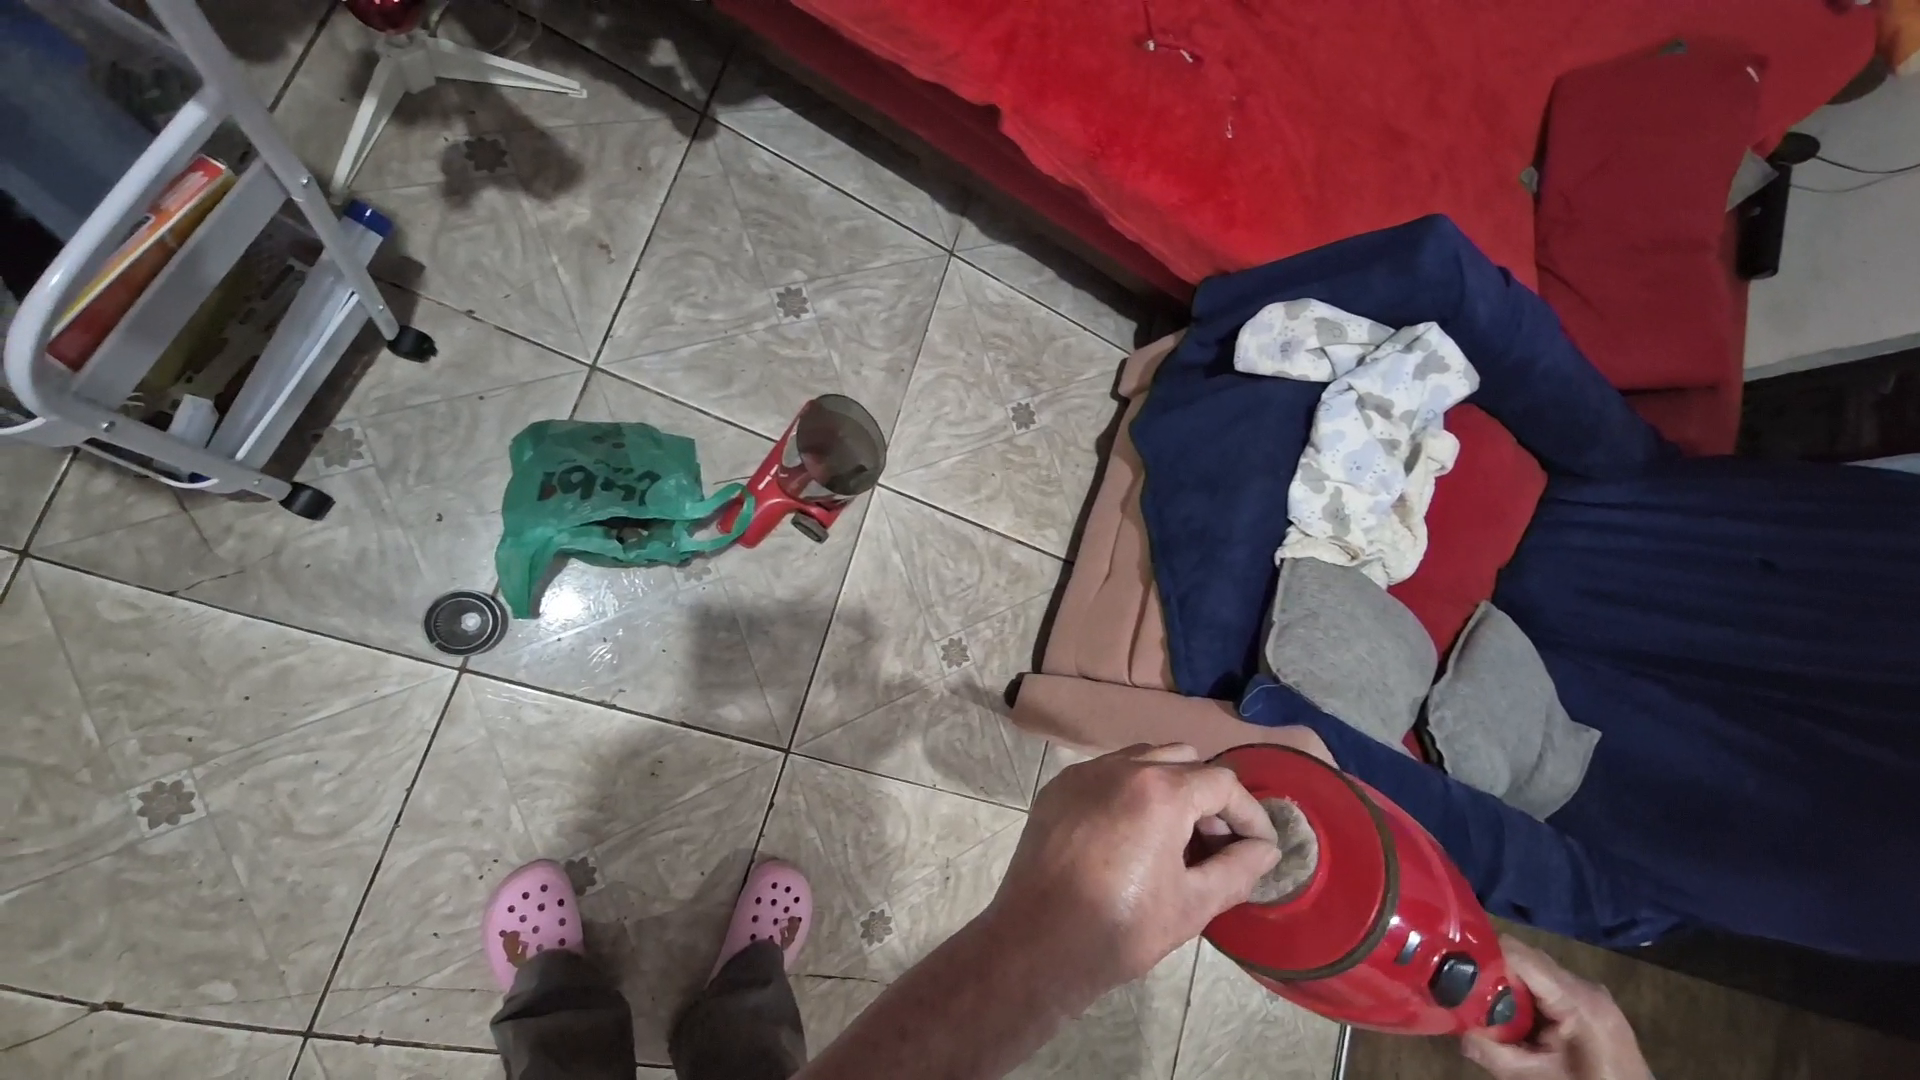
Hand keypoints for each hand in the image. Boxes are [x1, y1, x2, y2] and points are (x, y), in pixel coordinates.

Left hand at [982, 744, 1280, 1004]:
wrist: (1036, 943)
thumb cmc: (1121, 928)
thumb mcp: (1192, 905)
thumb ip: (1237, 870)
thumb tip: (1265, 850)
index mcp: (1159, 791)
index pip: (1222, 783)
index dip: (1250, 815)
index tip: (1258, 848)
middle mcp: (1121, 767)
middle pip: (1184, 759)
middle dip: (1208, 796)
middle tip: (1214, 843)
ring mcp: (1084, 773)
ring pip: (1143, 758)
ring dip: (1169, 786)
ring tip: (1173, 838)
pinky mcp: (1058, 788)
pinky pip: (1106, 772)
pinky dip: (1129, 790)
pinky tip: (1129, 834)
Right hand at [1463, 937, 1651, 1079]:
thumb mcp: (1532, 1078)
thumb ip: (1489, 1050)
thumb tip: (1452, 1024)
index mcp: (1577, 1000)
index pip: (1517, 953)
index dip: (1482, 956)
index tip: (1454, 969)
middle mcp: (1586, 986)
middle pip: (1524, 957)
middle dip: (1492, 972)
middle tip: (1467, 992)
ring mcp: (1593, 993)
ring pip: (1534, 968)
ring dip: (1508, 984)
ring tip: (1488, 1007)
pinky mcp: (1593, 1003)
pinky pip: (1548, 983)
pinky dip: (1525, 994)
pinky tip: (1517, 1018)